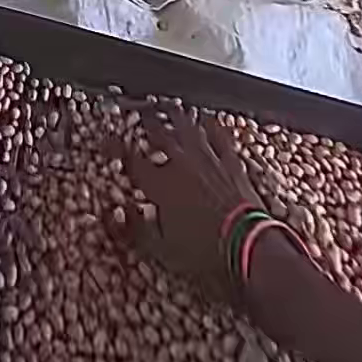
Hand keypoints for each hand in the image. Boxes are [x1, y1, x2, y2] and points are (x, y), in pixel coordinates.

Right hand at [115, 109, 260, 295]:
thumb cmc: (207, 256)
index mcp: (159, 184)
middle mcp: (180, 164)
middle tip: (138, 110)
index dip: (114, 146)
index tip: (106, 139)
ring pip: (186, 128)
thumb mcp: (164, 252)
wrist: (255, 253)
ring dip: (174, 115)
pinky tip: (207, 118)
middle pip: (158, 134)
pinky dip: (211, 125)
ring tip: (167, 105)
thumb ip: (136, 231)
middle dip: (145, 120)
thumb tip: (113, 216)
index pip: (130, 158)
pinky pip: (219, 137)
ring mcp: (207, 161)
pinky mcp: (231, 164)